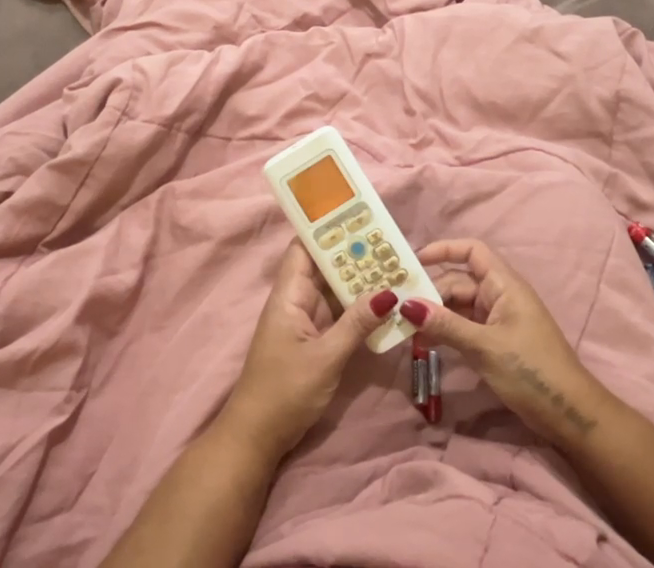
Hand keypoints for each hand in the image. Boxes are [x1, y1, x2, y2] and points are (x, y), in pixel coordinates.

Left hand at [217, 240, 398, 460]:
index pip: (304, 249)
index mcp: (288, 296)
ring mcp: (305, 322)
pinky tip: (386, 303)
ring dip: (361, 281)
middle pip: (325, 268)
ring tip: (396, 265)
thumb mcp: (325, 357)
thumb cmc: (284, 392)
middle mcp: (296, 302)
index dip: (327, 230)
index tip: (358, 216)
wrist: (257, 438)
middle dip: (355, 255)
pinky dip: (359, 307)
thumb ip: (356, 324)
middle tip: (391, 241)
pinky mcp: (314, 342)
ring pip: (335, 291)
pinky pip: (339, 314)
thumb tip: (389, 291)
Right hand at [402, 239, 607, 443]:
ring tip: (403, 324)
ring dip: (434, 313)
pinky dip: (445, 330)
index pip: (472, 251)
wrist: (568, 412)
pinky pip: (464, 326)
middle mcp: (500, 296)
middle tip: (397, 306)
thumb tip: (406, 304)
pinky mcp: (495, 343)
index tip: (412, 262)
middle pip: (458, 281)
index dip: (443, 250)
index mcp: (504, 285)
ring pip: (459, 306)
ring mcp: (497, 320)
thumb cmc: (531, 370)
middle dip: (430, 290)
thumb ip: (445, 325)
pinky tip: (422, 341)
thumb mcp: (485, 347)